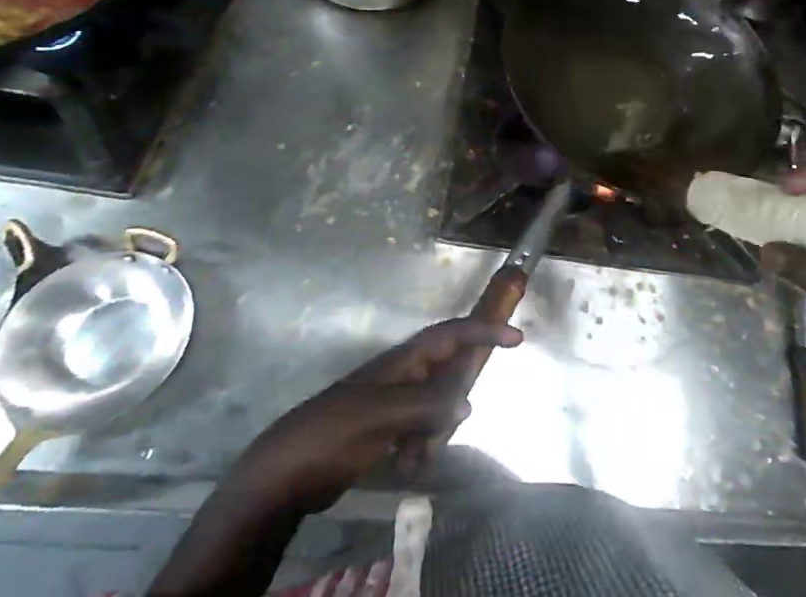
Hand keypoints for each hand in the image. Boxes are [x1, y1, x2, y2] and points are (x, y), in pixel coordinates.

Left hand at [222, 318, 521, 515]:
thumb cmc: (332, 432)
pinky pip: (425, 431)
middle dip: (450, 407)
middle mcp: (402, 376)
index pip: (449, 336)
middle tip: (429, 436)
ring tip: (411, 457)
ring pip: (440, 409)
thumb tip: (467, 401)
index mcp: (400, 362)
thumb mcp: (381, 415)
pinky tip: (405, 465)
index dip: (483, 332)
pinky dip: (422, 448)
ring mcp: (395, 403)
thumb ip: (426, 405)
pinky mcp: (389, 429)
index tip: (517, 338)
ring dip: (434, 434)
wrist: (288, 472)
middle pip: (449, 377)